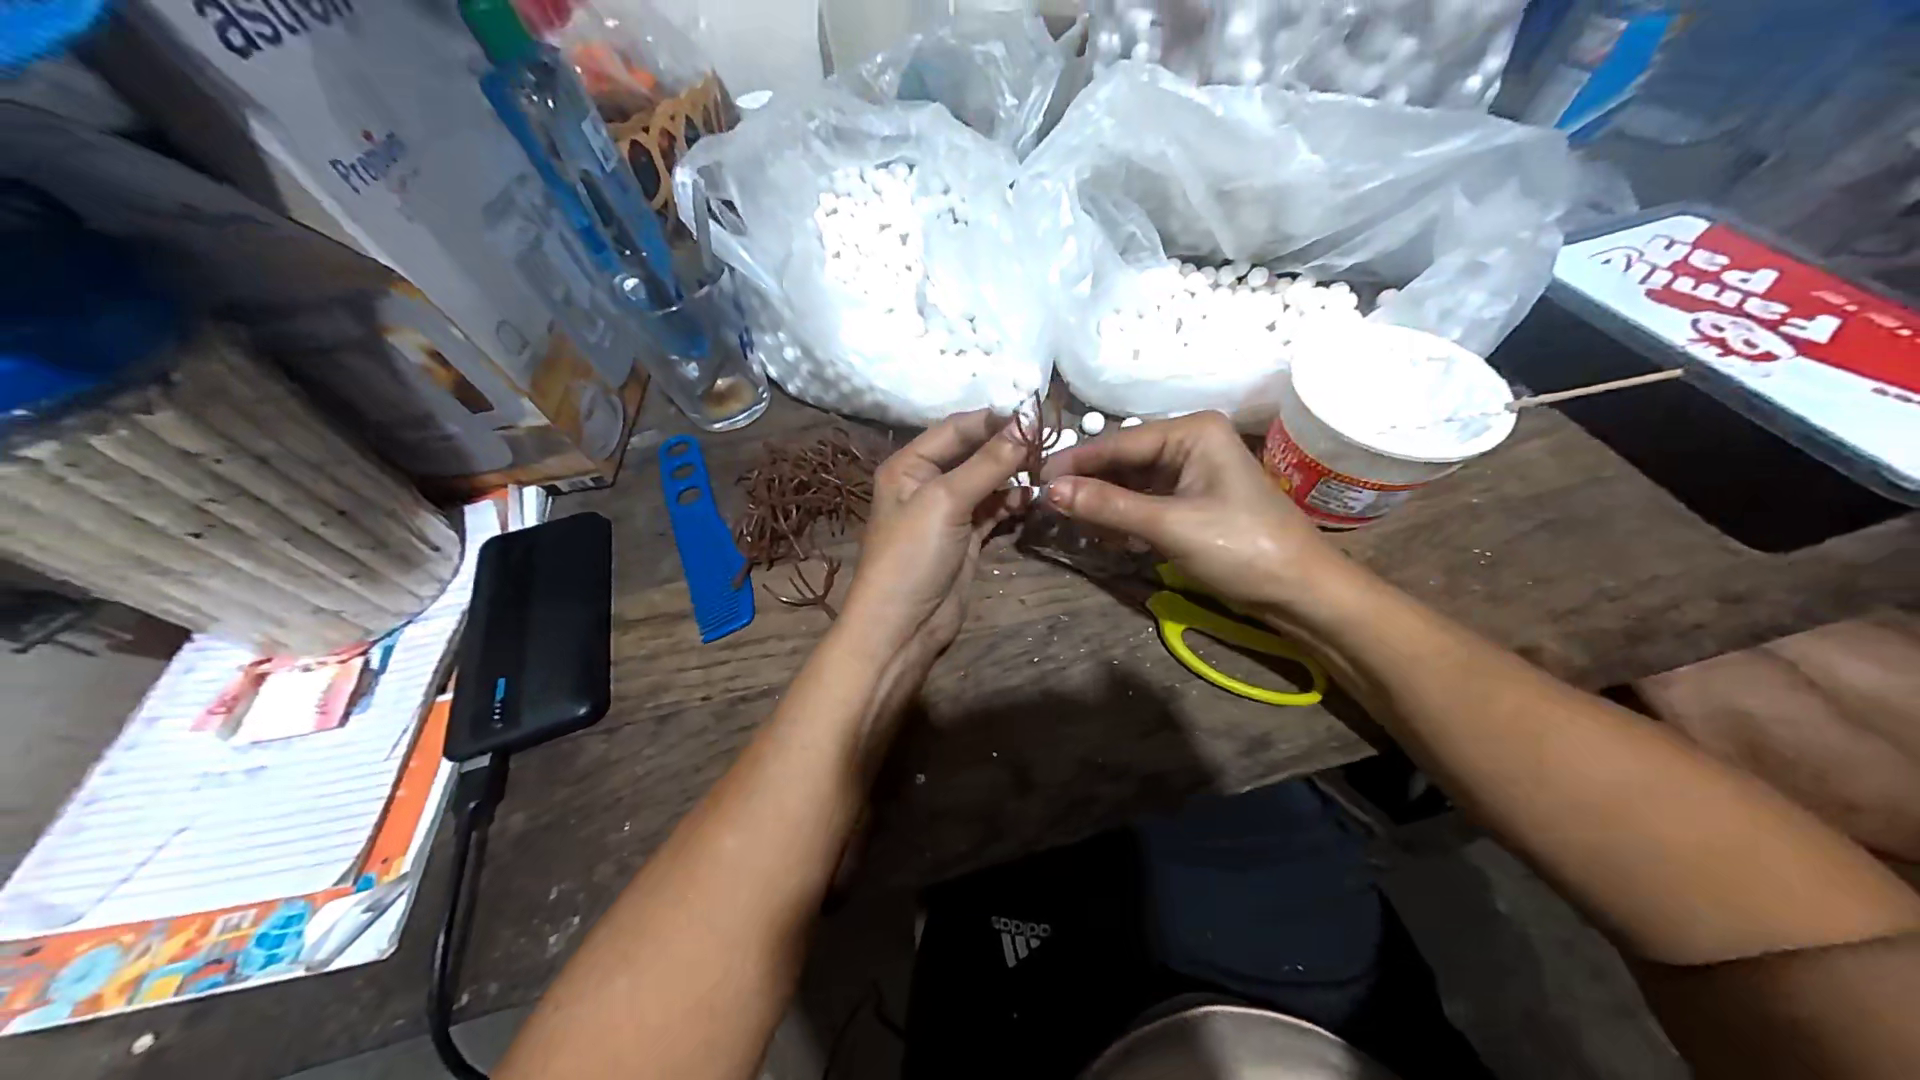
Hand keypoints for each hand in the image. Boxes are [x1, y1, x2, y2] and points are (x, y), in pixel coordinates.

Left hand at [839, 409, 1030, 671]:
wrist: (902, 627)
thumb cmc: (912, 556)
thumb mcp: (946, 502)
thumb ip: (987, 462)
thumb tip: (1026, 421)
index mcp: (909, 465)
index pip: (957, 428)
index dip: (995, 419)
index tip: (1037, 414)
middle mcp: (926, 483)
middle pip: (974, 453)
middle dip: (1008, 447)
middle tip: (1050, 443)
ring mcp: (948, 512)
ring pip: (988, 482)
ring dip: (1014, 476)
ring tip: (1047, 472)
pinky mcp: (966, 538)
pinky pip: (994, 510)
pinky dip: (1013, 503)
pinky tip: (1034, 499)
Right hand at [1037, 412, 1336, 611]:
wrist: (1300, 591)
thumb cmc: (1241, 548)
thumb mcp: (1168, 526)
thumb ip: (1108, 506)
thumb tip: (1049, 491)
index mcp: (1192, 432)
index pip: (1118, 442)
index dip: (1075, 463)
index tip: (1035, 481)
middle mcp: (1189, 443)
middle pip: (1122, 462)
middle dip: (1090, 488)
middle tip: (1051, 511)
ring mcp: (1190, 472)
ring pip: (1129, 484)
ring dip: (1105, 508)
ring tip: (1078, 529)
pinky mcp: (1190, 501)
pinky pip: (1143, 502)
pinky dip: (1123, 520)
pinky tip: (1108, 539)